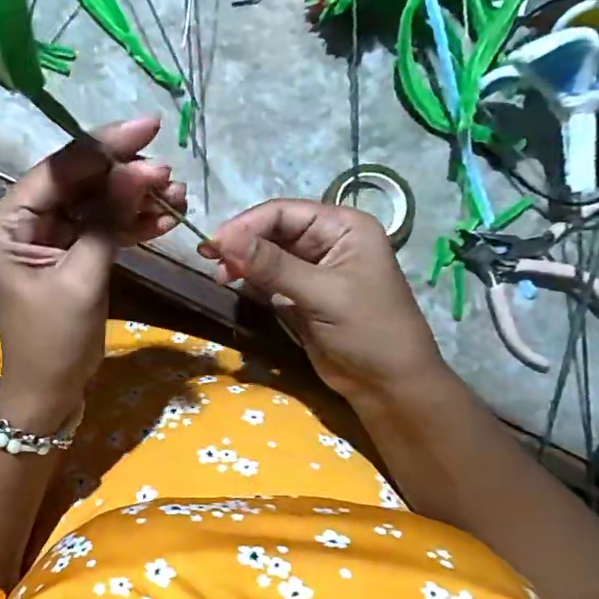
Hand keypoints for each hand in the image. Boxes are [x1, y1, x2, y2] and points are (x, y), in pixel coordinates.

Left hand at [0, 115, 184, 431]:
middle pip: (79, 181)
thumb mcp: (82, 279)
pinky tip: (165, 219)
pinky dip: (132, 223)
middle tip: (170, 175)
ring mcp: (47, 236)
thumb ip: (108, 222)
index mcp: (6, 221)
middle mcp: (22, 219)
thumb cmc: (54, 341)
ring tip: (178, 196)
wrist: (50, 391)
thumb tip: (141, 171)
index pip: (58, 170)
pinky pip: (102, 227)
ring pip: (96, 202)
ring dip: (135, 199)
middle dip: (126, 175)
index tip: (147, 127)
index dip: (104, 147)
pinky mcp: (70, 252)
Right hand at [202, 200, 443, 401]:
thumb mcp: (321, 294)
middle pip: (273, 231)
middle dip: (242, 244)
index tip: (212, 244)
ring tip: (220, 278)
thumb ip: (272, 266)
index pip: (284, 213)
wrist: (388, 385)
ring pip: (268, 256)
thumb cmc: (368, 331)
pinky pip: (270, 281)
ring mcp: (315, 270)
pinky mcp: (303, 296)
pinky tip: (235, 288)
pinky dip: (252, 283)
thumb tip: (223, 239)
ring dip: (243, 264)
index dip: (246, 225)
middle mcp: (328, 241)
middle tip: (209, 262)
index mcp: (344, 227)